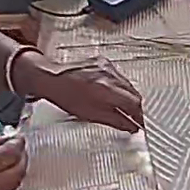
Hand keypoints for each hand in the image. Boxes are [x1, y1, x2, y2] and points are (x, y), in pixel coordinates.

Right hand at [0, 135, 26, 189]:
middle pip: (18, 171)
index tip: (18, 138)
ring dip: (17, 168)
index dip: (16, 144)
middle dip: (21, 157)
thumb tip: (3, 138)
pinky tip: (2, 170)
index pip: (8, 155)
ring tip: (11, 157)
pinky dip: (8, 179)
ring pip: (14, 183)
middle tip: (18, 146)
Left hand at [13, 51, 142, 131]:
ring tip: (120, 106)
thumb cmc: (65, 96)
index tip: (139, 125)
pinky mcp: (103, 62)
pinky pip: (119, 77)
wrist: (49, 78)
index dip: (139, 117)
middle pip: (134, 94)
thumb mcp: (92, 115)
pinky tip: (110, 93)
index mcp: (107, 90)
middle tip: (132, 118)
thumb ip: (116, 121)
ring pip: (128, 85)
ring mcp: (107, 67)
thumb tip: (132, 127)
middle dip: (135, 107)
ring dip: (127, 97)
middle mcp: (109, 76)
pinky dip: (119, 87)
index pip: (135, 104)